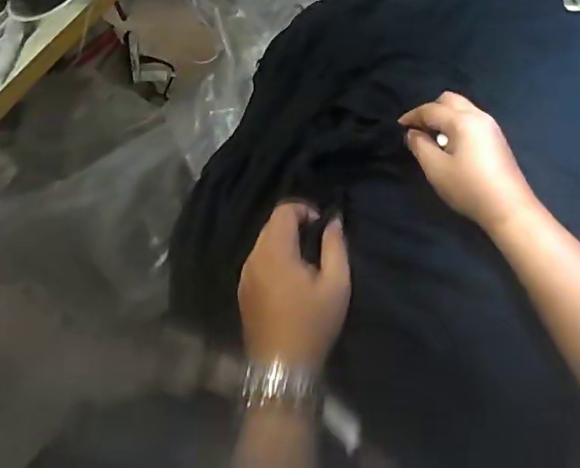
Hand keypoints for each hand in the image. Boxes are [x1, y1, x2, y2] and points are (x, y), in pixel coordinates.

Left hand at [238, 202, 348, 369]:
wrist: (282, 371)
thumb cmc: (313, 324)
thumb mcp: (337, 283)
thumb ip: (335, 245)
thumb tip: (334, 221)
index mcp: (274, 253)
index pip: (283, 211)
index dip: (304, 209)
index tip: (322, 226)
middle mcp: (253, 260)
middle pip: (271, 224)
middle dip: (295, 223)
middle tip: (318, 239)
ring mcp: (244, 277)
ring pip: (263, 242)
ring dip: (284, 239)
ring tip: (307, 258)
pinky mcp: (243, 292)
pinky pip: (258, 260)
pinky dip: (275, 256)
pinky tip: (291, 276)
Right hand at [399, 92, 543, 235]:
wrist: (508, 206)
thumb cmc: (469, 187)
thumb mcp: (437, 170)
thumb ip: (421, 146)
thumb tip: (413, 133)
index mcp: (463, 120)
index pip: (432, 109)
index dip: (413, 115)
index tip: (400, 125)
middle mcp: (478, 115)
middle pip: (450, 99)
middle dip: (431, 109)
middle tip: (418, 128)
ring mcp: (491, 125)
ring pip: (463, 107)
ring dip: (445, 115)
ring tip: (433, 137)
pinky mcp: (497, 137)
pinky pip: (472, 118)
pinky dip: (457, 122)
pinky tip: (452, 143)